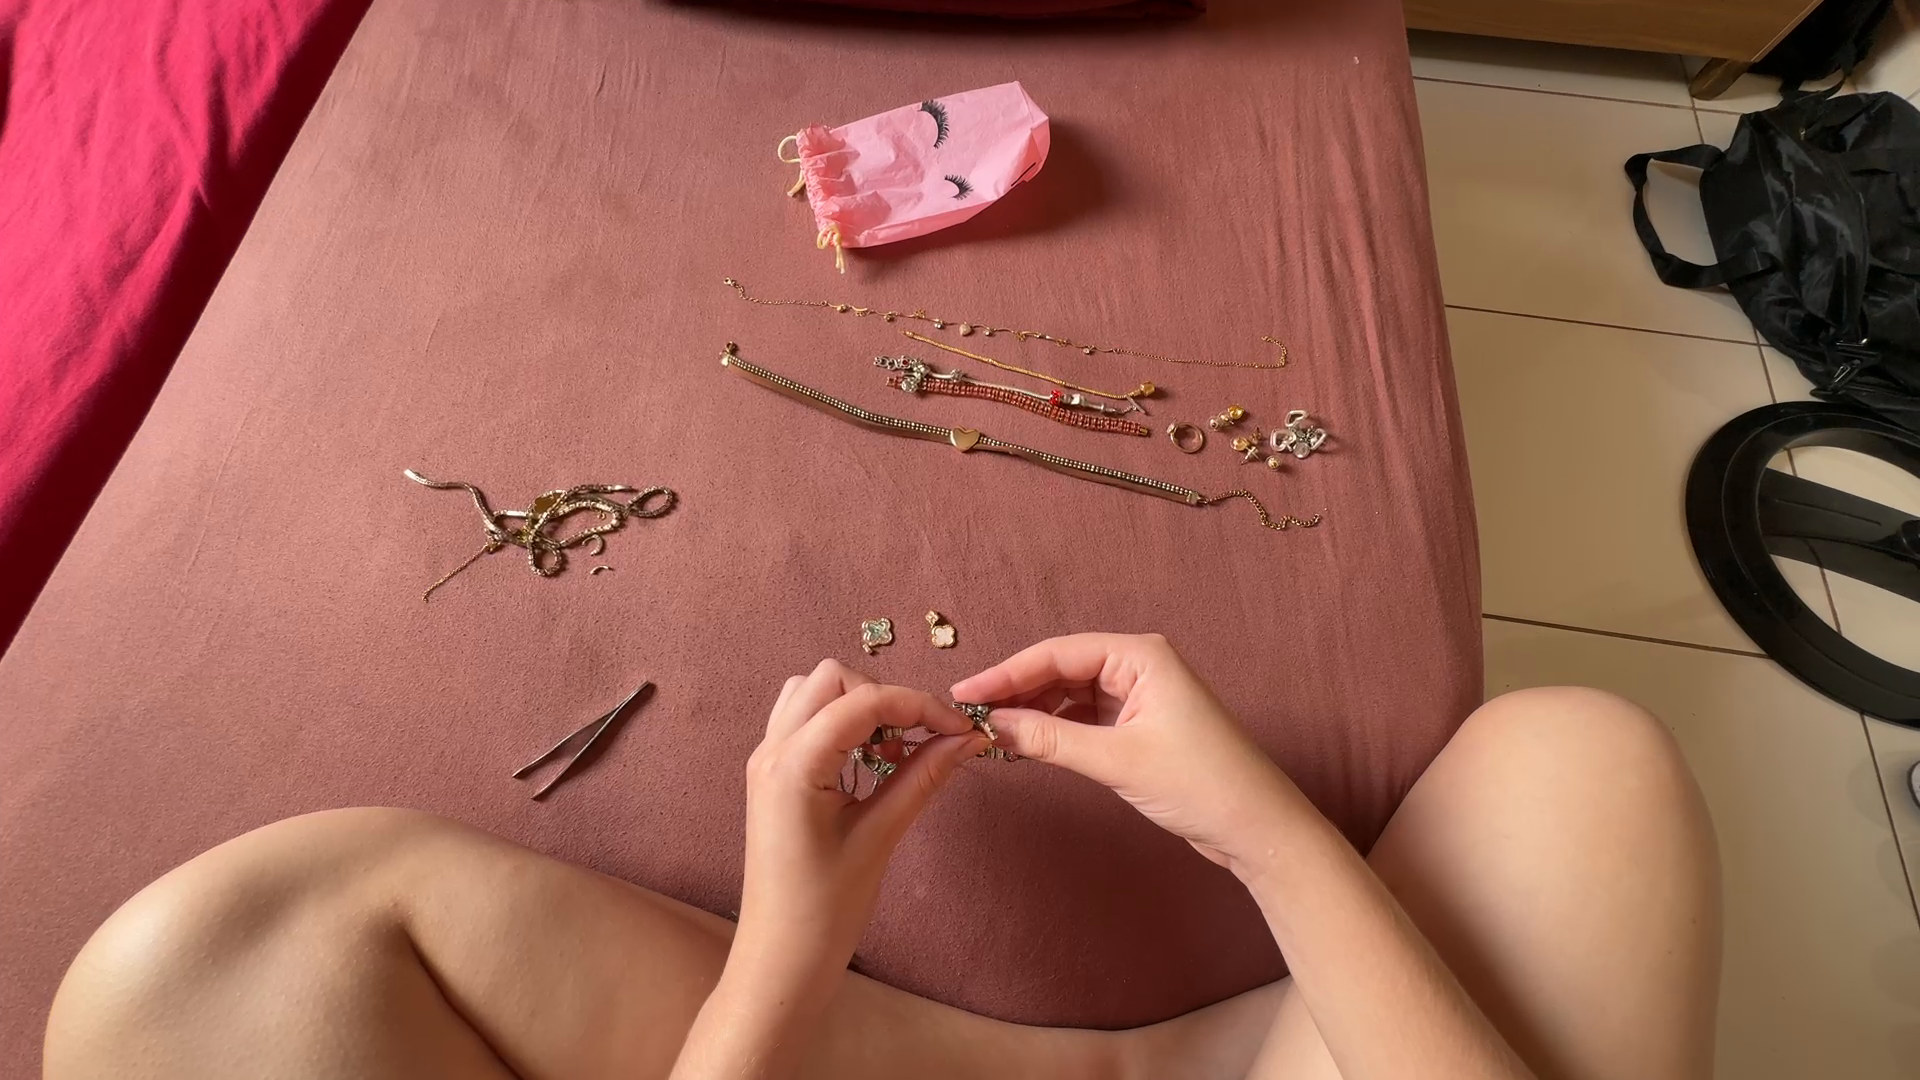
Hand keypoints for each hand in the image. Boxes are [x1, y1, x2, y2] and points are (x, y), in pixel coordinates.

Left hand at [734, 659, 985, 983]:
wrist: (778, 962)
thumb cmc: (826, 910)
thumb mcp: (881, 837)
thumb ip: (924, 776)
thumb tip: (968, 737)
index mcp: (794, 764)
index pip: (864, 701)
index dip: (919, 705)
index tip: (959, 728)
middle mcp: (771, 749)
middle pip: (832, 677)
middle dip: (884, 697)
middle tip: (915, 741)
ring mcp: (765, 757)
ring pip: (814, 689)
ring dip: (858, 703)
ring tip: (888, 750)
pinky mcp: (771, 770)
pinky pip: (803, 715)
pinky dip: (839, 719)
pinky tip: (864, 758)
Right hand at [951, 633, 1301, 878]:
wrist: (1260, 831)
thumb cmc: (1201, 784)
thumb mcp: (1118, 760)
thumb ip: (1051, 740)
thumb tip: (993, 726)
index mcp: (1139, 655)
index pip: (1057, 654)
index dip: (1007, 673)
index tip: (966, 693)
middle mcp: (1136, 666)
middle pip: (1060, 670)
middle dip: (1017, 692)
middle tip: (972, 715)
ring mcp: (1136, 695)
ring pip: (1068, 695)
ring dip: (1034, 712)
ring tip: (993, 732)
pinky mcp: (1135, 725)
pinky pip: (1082, 718)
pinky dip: (1054, 730)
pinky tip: (1026, 743)